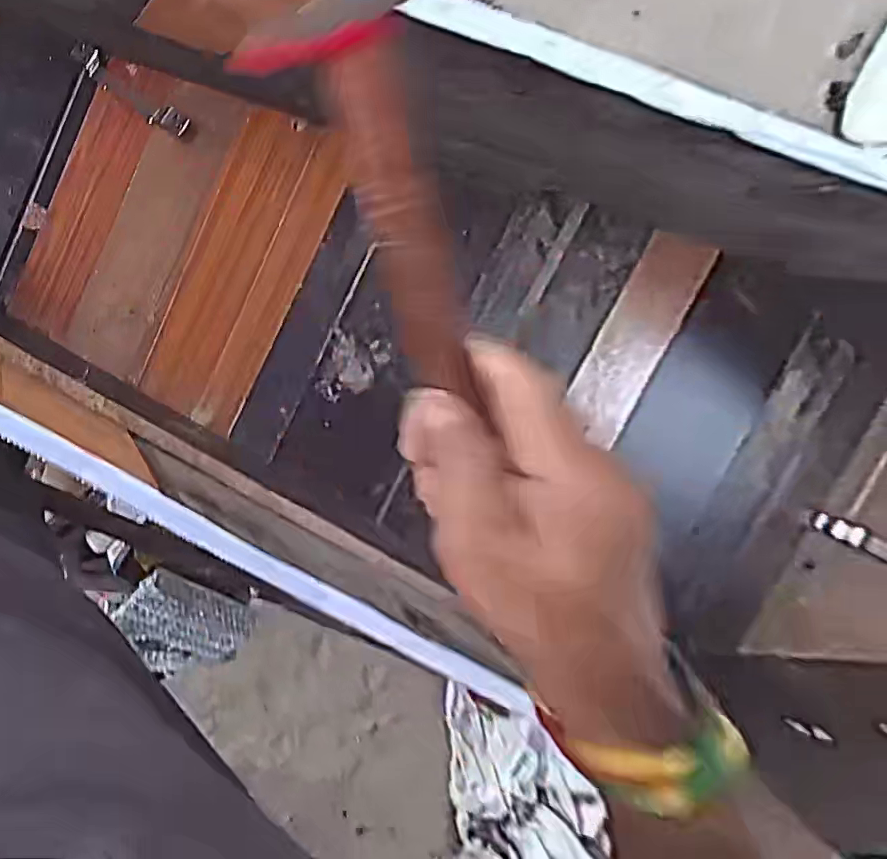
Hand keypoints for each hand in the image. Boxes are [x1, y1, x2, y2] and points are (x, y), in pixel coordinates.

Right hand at [399, 339, 685, 745]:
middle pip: (513, 407)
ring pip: (517, 437)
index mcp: (569, 465)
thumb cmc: (528, 601)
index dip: (472, 356)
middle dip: (456, 422)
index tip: (427, 352)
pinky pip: (532, 465)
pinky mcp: (596, 506)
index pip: (520, 380)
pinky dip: (492, 474)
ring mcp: (601, 486)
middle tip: (423, 464)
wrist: (595, 672)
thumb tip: (434, 399)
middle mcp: (595, 465)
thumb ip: (454, 457)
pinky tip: (474, 512)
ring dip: (469, 453)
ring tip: (447, 500)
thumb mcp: (473, 528)